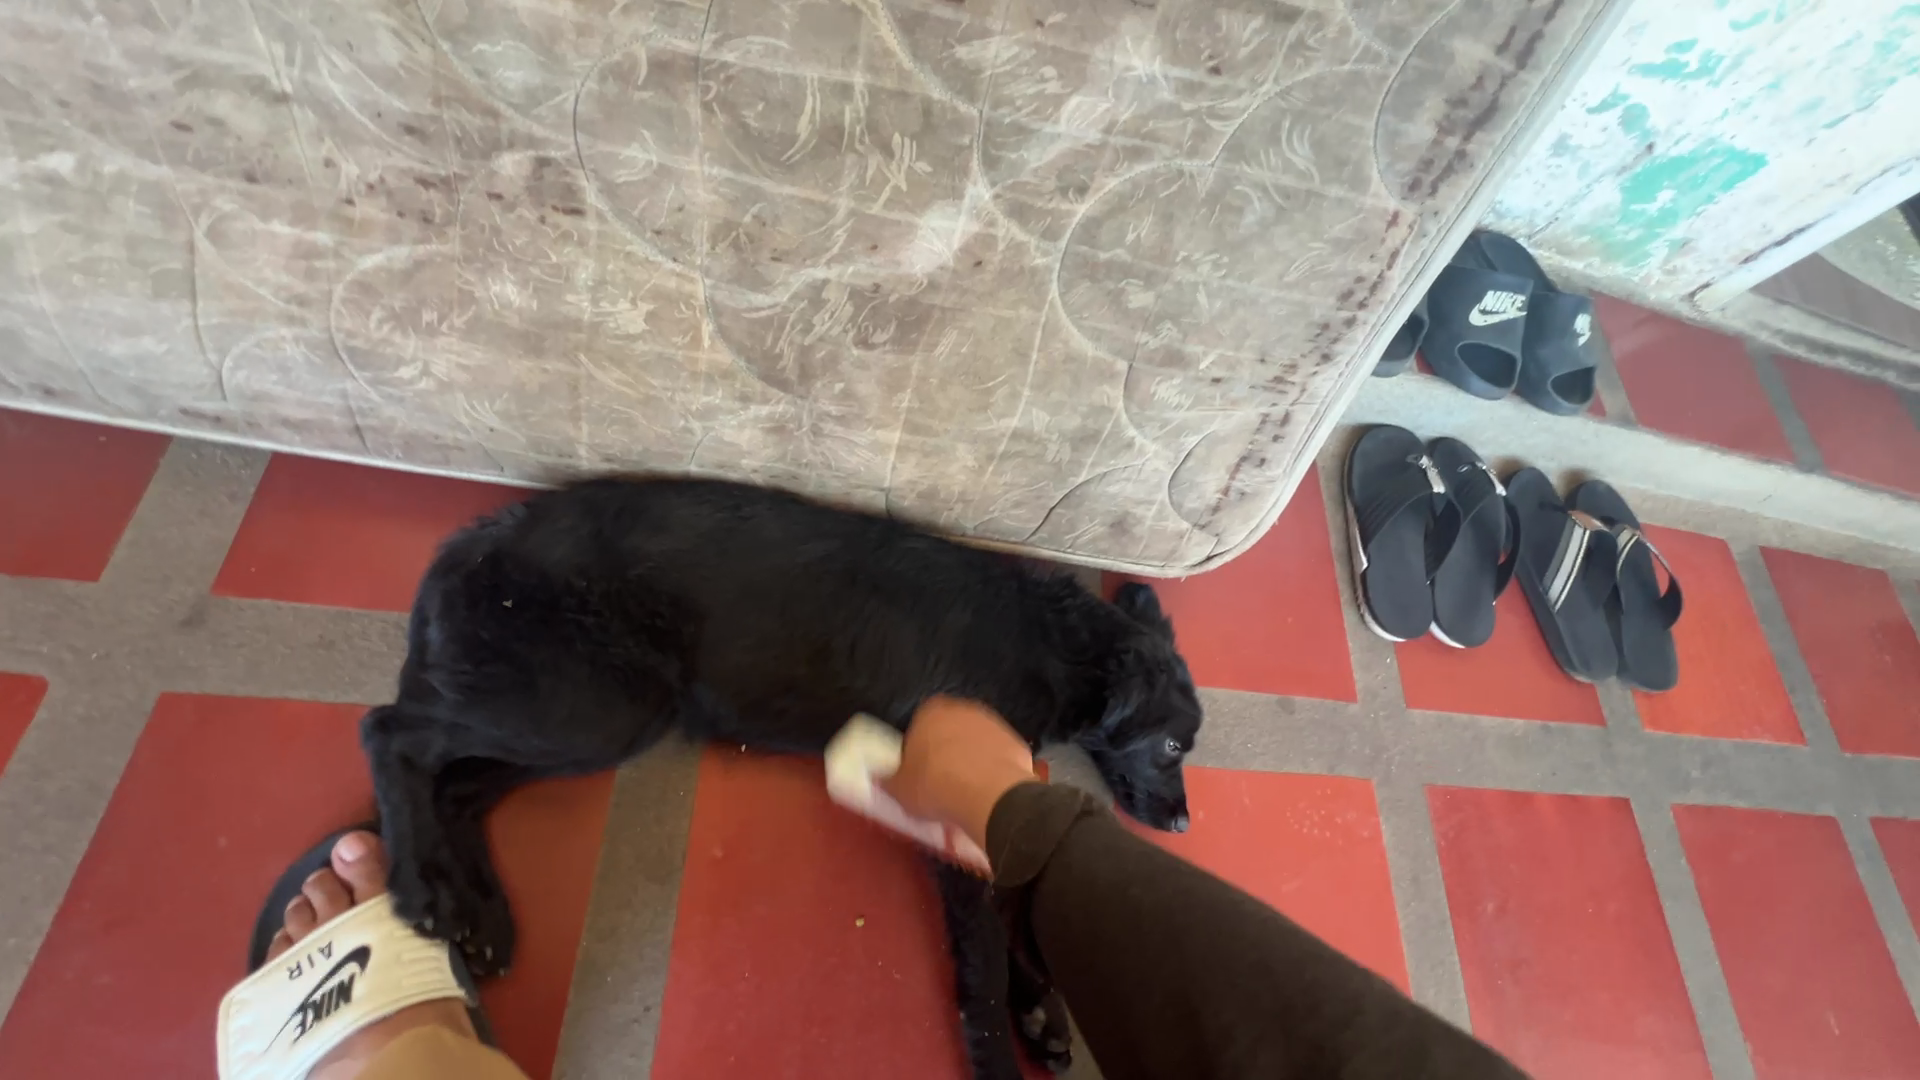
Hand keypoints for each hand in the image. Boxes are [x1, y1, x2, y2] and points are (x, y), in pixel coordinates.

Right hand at [884, 696, 1039, 850]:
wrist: (988, 795)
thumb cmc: (936, 786)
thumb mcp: (900, 790)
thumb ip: (888, 780)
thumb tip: (880, 779)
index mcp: (930, 712)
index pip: (921, 720)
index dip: (919, 743)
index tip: (919, 766)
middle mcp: (963, 709)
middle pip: (951, 727)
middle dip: (946, 747)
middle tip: (941, 778)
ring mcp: (992, 722)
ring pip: (976, 739)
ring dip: (972, 757)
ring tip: (965, 788)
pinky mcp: (1014, 740)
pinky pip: (998, 754)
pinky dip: (994, 767)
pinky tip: (988, 790)